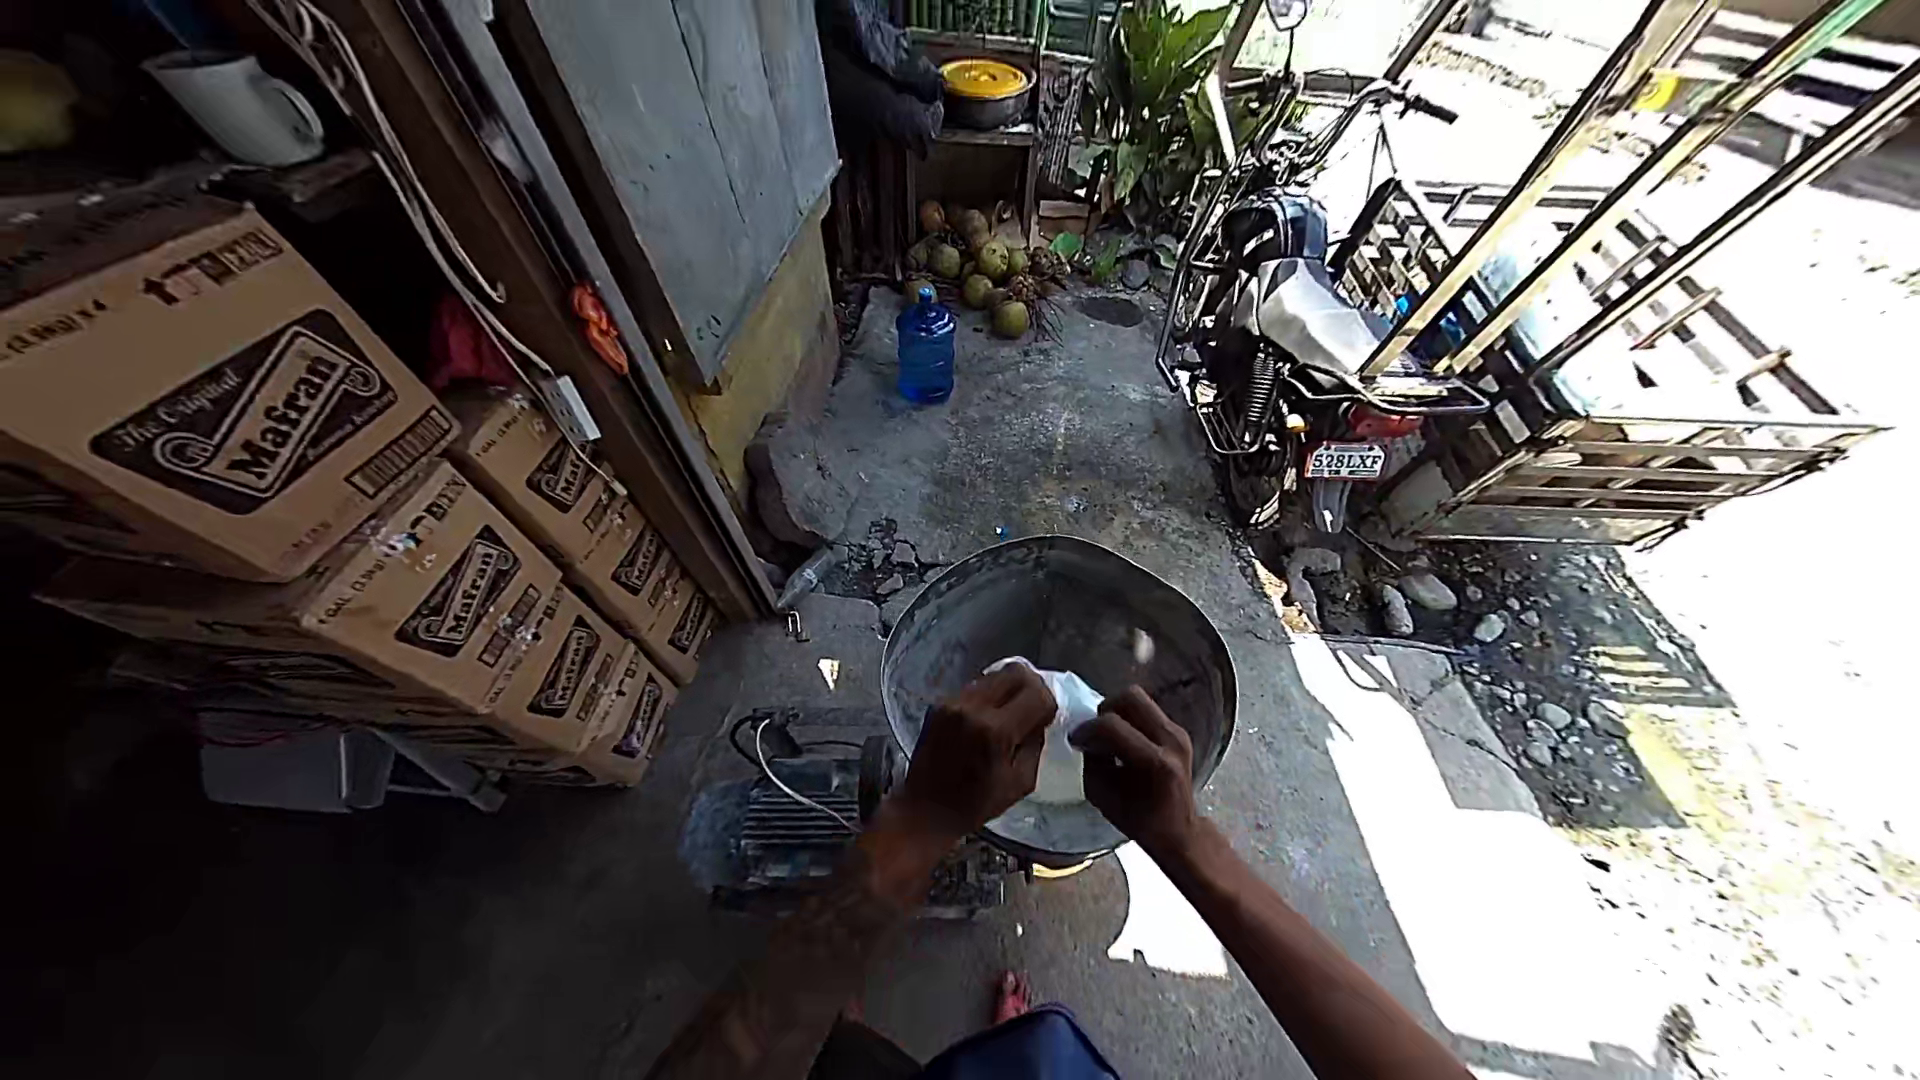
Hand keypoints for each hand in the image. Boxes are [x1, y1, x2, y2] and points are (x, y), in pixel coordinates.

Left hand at [893, 665, 1055, 844]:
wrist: (925, 808)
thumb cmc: (975, 803)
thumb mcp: (1020, 782)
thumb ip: (1035, 744)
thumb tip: (1040, 719)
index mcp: (996, 731)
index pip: (1036, 694)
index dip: (1048, 703)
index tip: (1046, 718)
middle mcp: (973, 708)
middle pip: (1015, 671)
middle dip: (1032, 686)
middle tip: (1033, 706)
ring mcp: (953, 702)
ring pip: (994, 675)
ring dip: (1008, 688)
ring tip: (1009, 712)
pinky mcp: (940, 703)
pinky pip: (974, 687)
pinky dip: (988, 696)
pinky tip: (986, 717)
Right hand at [1071, 686, 1199, 856]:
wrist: (1179, 830)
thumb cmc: (1139, 820)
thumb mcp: (1102, 795)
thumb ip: (1091, 761)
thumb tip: (1084, 737)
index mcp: (1156, 763)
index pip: (1112, 725)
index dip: (1086, 729)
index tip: (1075, 740)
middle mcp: (1171, 740)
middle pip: (1130, 697)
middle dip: (1105, 711)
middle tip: (1097, 732)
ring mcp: (1177, 732)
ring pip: (1137, 698)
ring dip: (1116, 711)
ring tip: (1110, 735)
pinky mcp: (1177, 730)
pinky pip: (1145, 709)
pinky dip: (1127, 718)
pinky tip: (1124, 740)